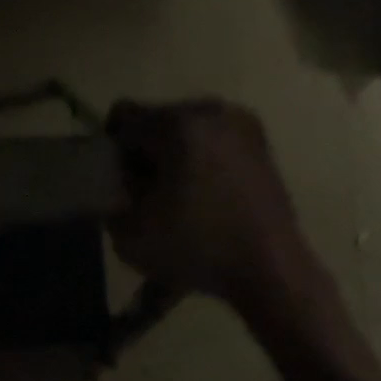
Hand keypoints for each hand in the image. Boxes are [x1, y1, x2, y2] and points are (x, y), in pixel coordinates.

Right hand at [107, 99, 317, 301]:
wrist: (270, 269)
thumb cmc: (197, 248)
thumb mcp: (129, 234)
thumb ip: (110, 198)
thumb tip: (121, 184)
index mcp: (178, 123)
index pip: (124, 116)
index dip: (113, 149)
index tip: (119, 182)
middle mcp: (212, 111)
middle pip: (159, 119)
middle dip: (147, 151)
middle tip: (146, 192)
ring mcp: (243, 124)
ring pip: (189, 129)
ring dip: (176, 155)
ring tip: (178, 197)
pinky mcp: (262, 144)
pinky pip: (216, 141)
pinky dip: (203, 160)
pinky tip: (205, 197)